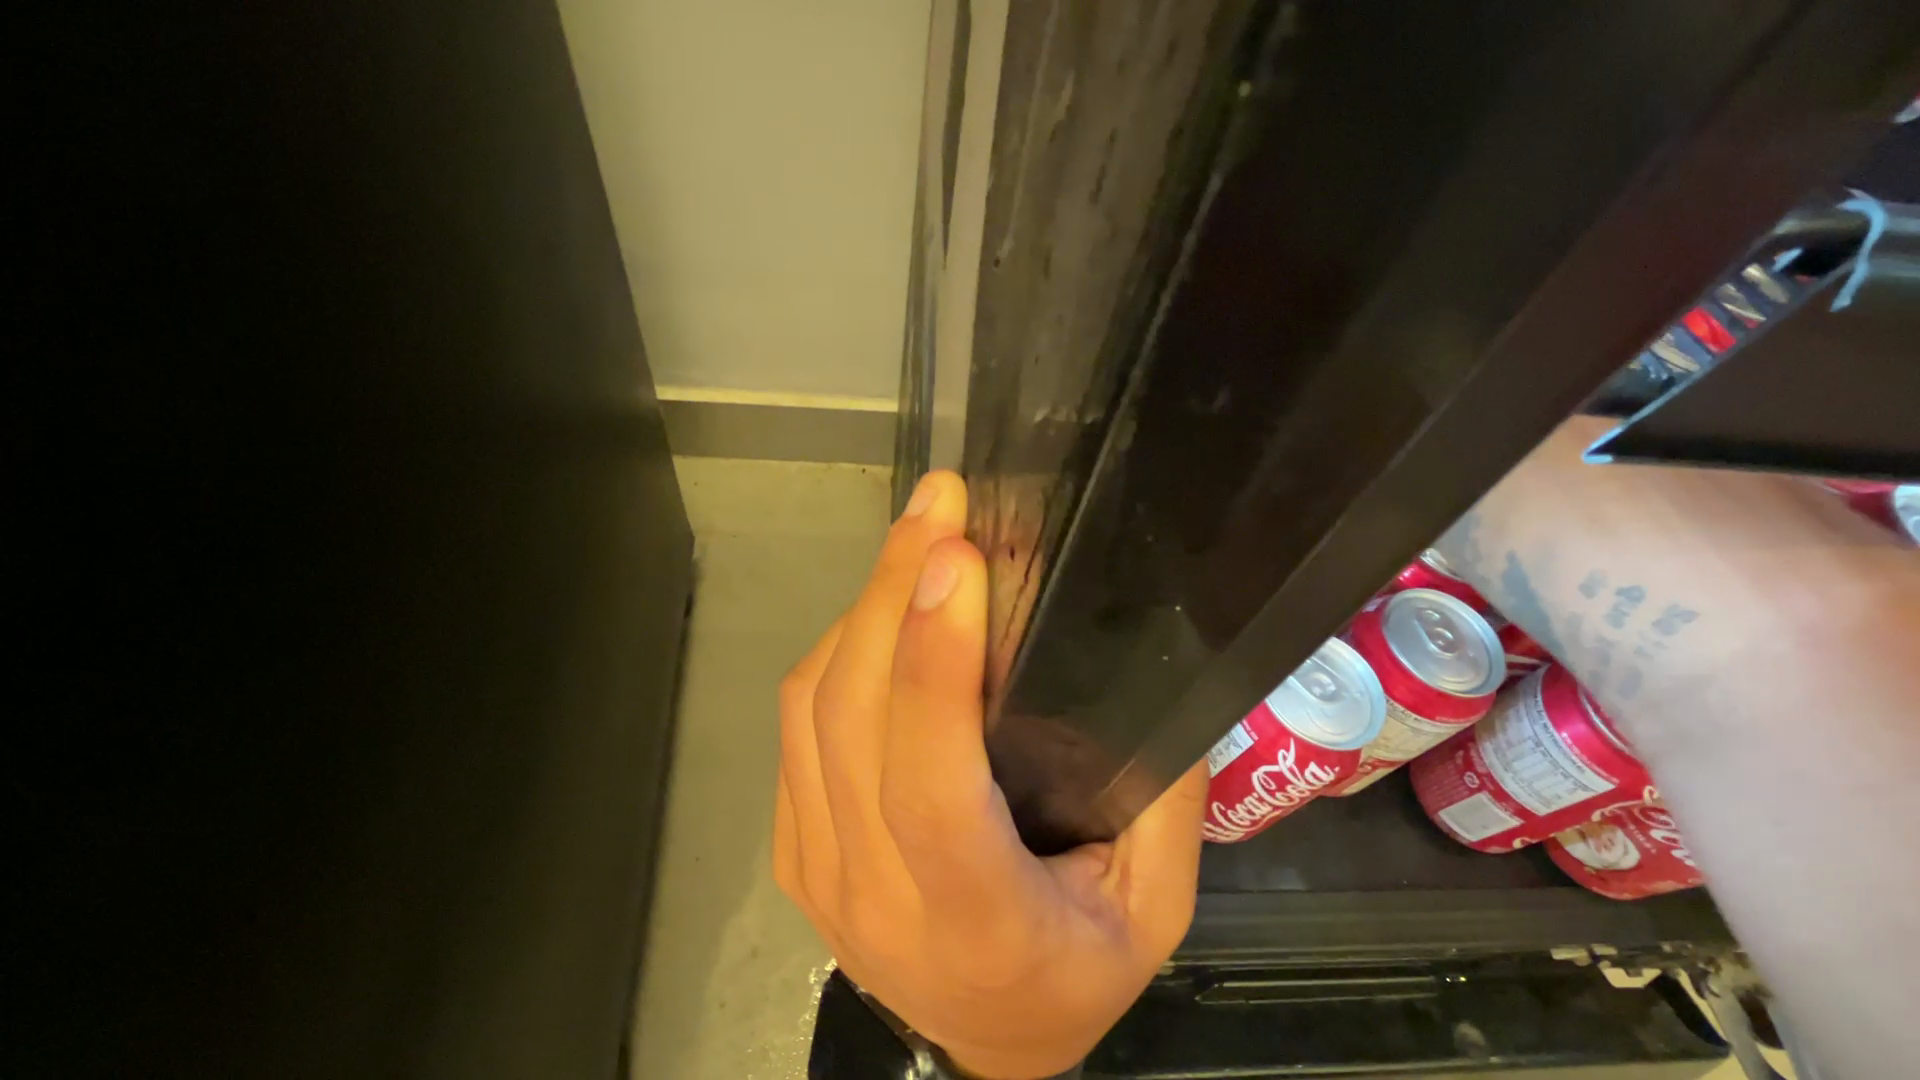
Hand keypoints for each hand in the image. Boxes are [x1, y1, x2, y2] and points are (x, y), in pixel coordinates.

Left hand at [773, 470, 1207, 1078]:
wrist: (974, 1053)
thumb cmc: (1071, 978)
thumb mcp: (1151, 914)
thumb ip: (1161, 806)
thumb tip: (1153, 678)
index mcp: (974, 915)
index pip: (929, 782)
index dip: (933, 664)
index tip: (955, 558)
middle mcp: (872, 890)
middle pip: (852, 719)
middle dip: (890, 591)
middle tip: (939, 503)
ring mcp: (816, 867)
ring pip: (810, 709)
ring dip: (862, 604)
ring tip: (917, 534)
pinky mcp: (794, 847)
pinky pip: (798, 727)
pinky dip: (839, 648)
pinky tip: (886, 604)